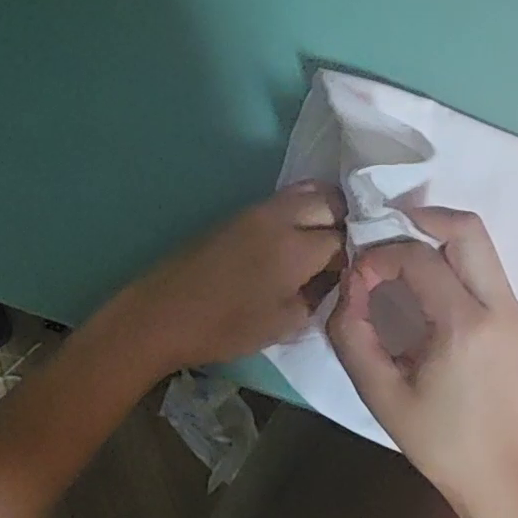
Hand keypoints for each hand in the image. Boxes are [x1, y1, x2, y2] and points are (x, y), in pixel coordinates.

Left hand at [99, 181, 346, 374]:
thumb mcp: (284, 323)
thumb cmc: (226, 327)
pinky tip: (300, 233)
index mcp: (297, 248)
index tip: (352, 273)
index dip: (353, 256)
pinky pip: (284, 198)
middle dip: (346, 221)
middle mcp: (281, 218)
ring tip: (326, 237)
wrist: (164, 312)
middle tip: (345, 250)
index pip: (344, 238)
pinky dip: (302, 206)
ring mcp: (258, 210)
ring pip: (308, 191)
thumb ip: (319, 294)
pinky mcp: (239, 212)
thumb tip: (335, 274)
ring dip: (325, 208)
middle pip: (330, 202)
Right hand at [327, 208, 517, 509]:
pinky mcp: (516, 316)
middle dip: (417, 220)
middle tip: (382, 241)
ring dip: (433, 239)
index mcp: (465, 326)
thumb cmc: (435, 438)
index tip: (358, 279)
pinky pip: (480, 267)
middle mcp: (499, 307)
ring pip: (477, 242)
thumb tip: (351, 283)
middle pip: (465, 228)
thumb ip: (352, 331)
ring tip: (397, 265)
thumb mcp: (377, 391)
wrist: (496, 471)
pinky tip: (420, 289)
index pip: (419, 258)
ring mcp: (514, 309)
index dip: (380, 257)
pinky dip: (447, 260)